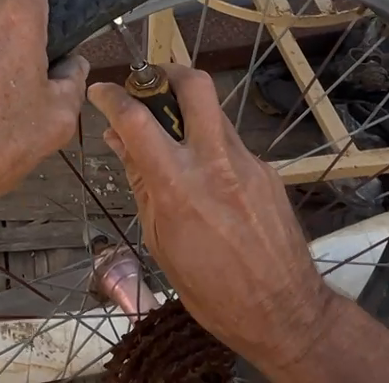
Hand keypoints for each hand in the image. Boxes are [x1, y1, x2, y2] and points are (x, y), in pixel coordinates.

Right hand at [87, 65, 337, 370]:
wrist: (288, 317)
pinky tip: (209, 182)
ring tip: (176, 139)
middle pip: (193, 84)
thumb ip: (140, 182)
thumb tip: (118, 140)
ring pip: (213, 112)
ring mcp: (247, 163)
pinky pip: (231, 144)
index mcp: (178, 184)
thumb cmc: (210, 289)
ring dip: (189, 112)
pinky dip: (211, 150)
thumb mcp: (159, 238)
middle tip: (151, 85)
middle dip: (166, 72)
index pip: (136, 119)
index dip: (111, 96)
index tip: (100, 90)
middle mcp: (214, 161)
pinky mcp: (267, 171)